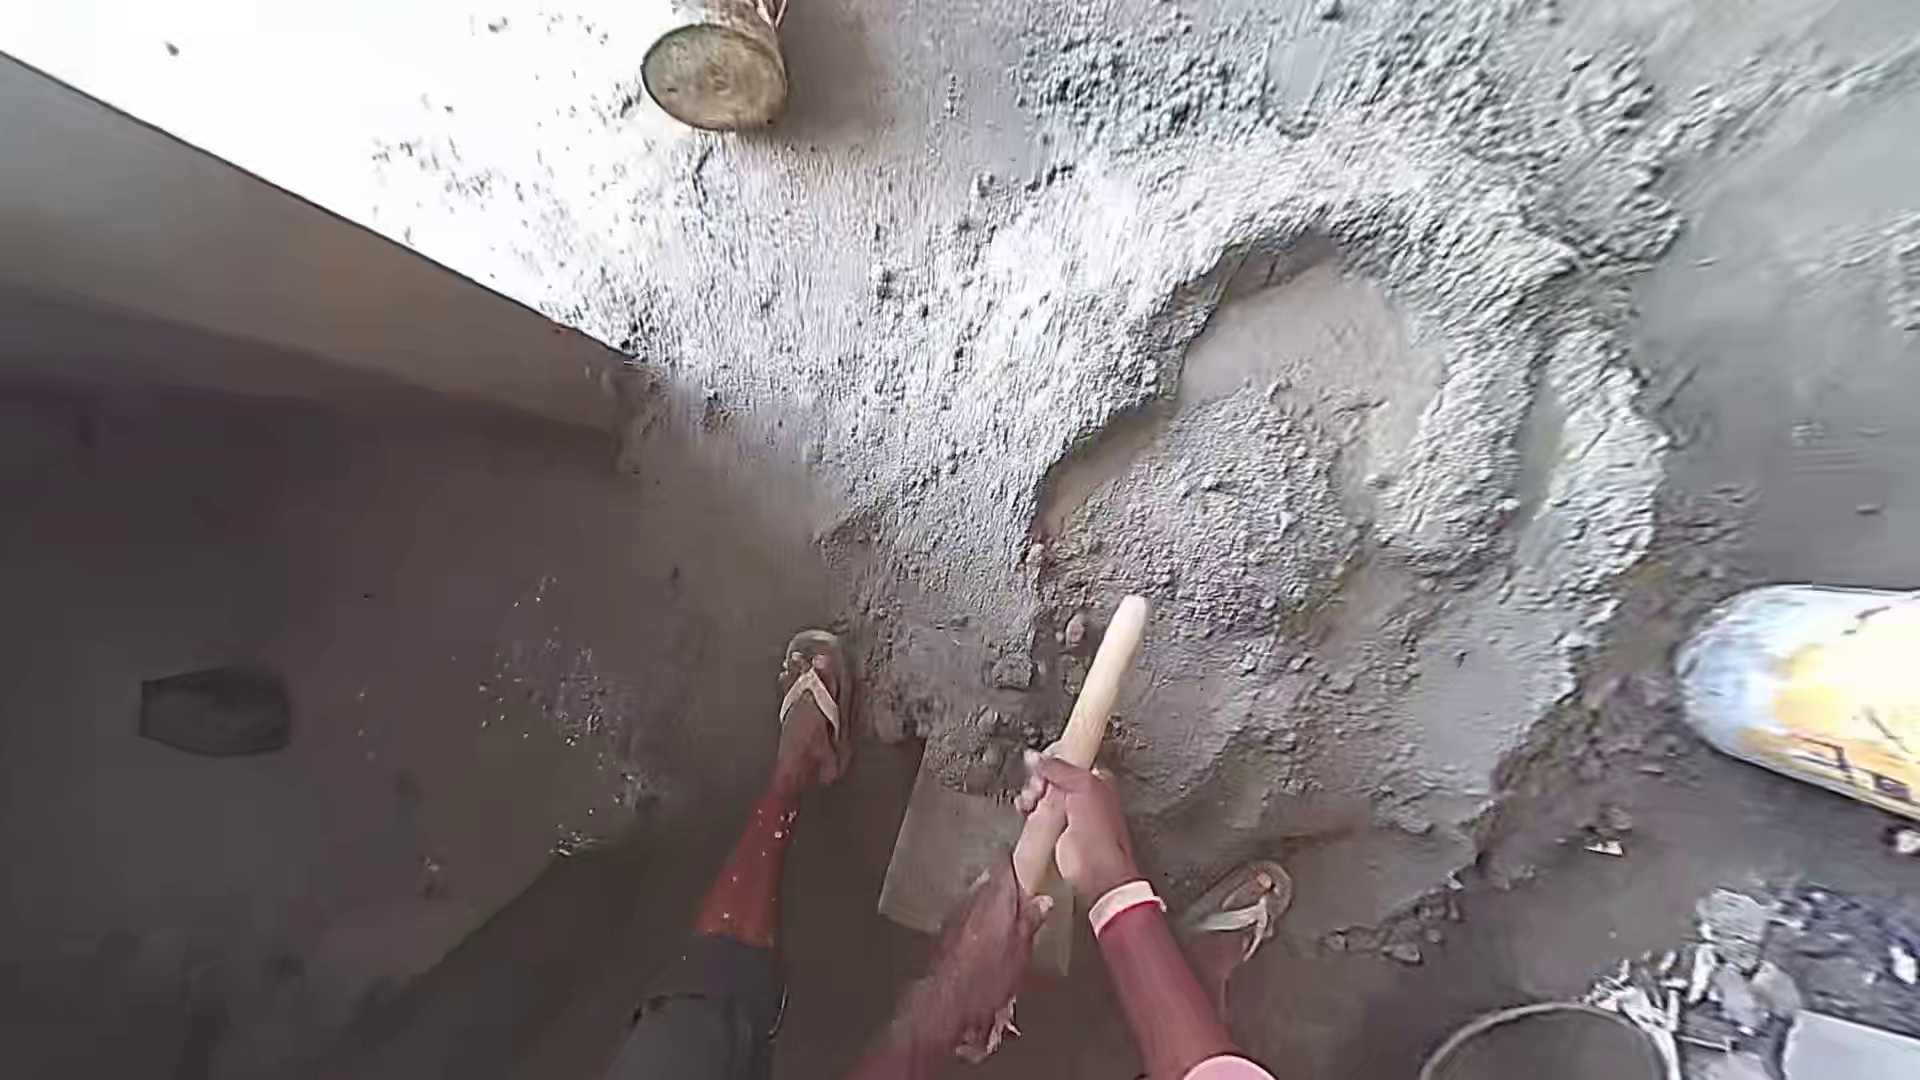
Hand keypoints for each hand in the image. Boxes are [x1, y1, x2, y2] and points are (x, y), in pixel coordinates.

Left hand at [898, 856, 1051, 1050]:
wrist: (946, 999)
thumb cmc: (988, 974)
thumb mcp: (1021, 949)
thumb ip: (1031, 919)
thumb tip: (1044, 899)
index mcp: (996, 892)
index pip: (1004, 856)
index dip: (1016, 854)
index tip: (1028, 858)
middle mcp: (974, 893)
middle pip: (992, 876)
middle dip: (1007, 886)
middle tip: (1024, 900)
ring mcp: (958, 908)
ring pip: (979, 895)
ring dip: (992, 904)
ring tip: (1007, 925)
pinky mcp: (947, 926)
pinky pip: (968, 913)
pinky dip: (978, 921)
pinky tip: (986, 941)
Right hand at [1016, 752, 1140, 898]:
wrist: (1096, 872)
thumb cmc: (1101, 832)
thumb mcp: (1082, 785)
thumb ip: (1059, 768)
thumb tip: (1036, 757)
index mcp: (1096, 781)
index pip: (1069, 760)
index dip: (1053, 759)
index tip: (1041, 761)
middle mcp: (1083, 796)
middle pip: (1052, 777)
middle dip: (1039, 778)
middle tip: (1037, 785)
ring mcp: (1069, 815)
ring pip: (1042, 794)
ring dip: (1031, 792)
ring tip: (1030, 797)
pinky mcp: (1055, 832)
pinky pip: (1036, 813)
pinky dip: (1027, 808)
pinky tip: (1024, 807)